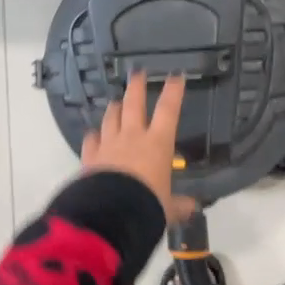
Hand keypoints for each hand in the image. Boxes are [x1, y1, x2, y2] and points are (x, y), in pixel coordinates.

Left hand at [81, 72, 197, 225]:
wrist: (111, 211)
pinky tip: (92, 134)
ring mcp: (108, 144)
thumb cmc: (147, 204)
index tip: (175, 76)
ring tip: (116, 102)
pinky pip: (91, 139)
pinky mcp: (90, 155)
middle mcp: (132, 137)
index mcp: (157, 144)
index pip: (168, 111)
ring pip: (111, 117)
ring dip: (114, 108)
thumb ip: (179, 204)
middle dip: (136, 87)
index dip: (173, 92)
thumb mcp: (168, 207)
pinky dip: (93, 135)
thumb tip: (194, 207)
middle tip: (137, 73)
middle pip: (134, 104)